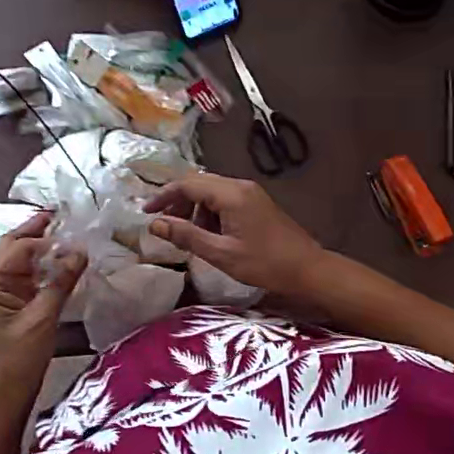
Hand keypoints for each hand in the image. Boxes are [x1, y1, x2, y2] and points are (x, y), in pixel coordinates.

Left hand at [0, 212, 85, 413]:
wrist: (0, 399)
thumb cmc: (17, 362)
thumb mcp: (42, 320)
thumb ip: (60, 283)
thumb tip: (79, 251)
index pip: (20, 248)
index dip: (47, 238)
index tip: (76, 231)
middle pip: (13, 248)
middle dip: (36, 231)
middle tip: (64, 216)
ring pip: (19, 263)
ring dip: (40, 249)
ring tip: (68, 237)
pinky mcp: (8, 310)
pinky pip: (26, 281)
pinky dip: (42, 270)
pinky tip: (62, 268)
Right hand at [144, 174, 326, 298]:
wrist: (307, 268)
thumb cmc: (264, 263)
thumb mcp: (220, 253)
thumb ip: (186, 236)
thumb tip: (156, 224)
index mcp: (231, 194)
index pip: (188, 184)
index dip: (164, 196)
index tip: (146, 213)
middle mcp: (240, 186)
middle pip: (199, 184)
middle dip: (178, 203)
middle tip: (165, 227)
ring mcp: (251, 193)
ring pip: (212, 193)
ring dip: (195, 210)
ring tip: (189, 236)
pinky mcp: (257, 203)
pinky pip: (225, 200)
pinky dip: (211, 214)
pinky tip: (211, 236)